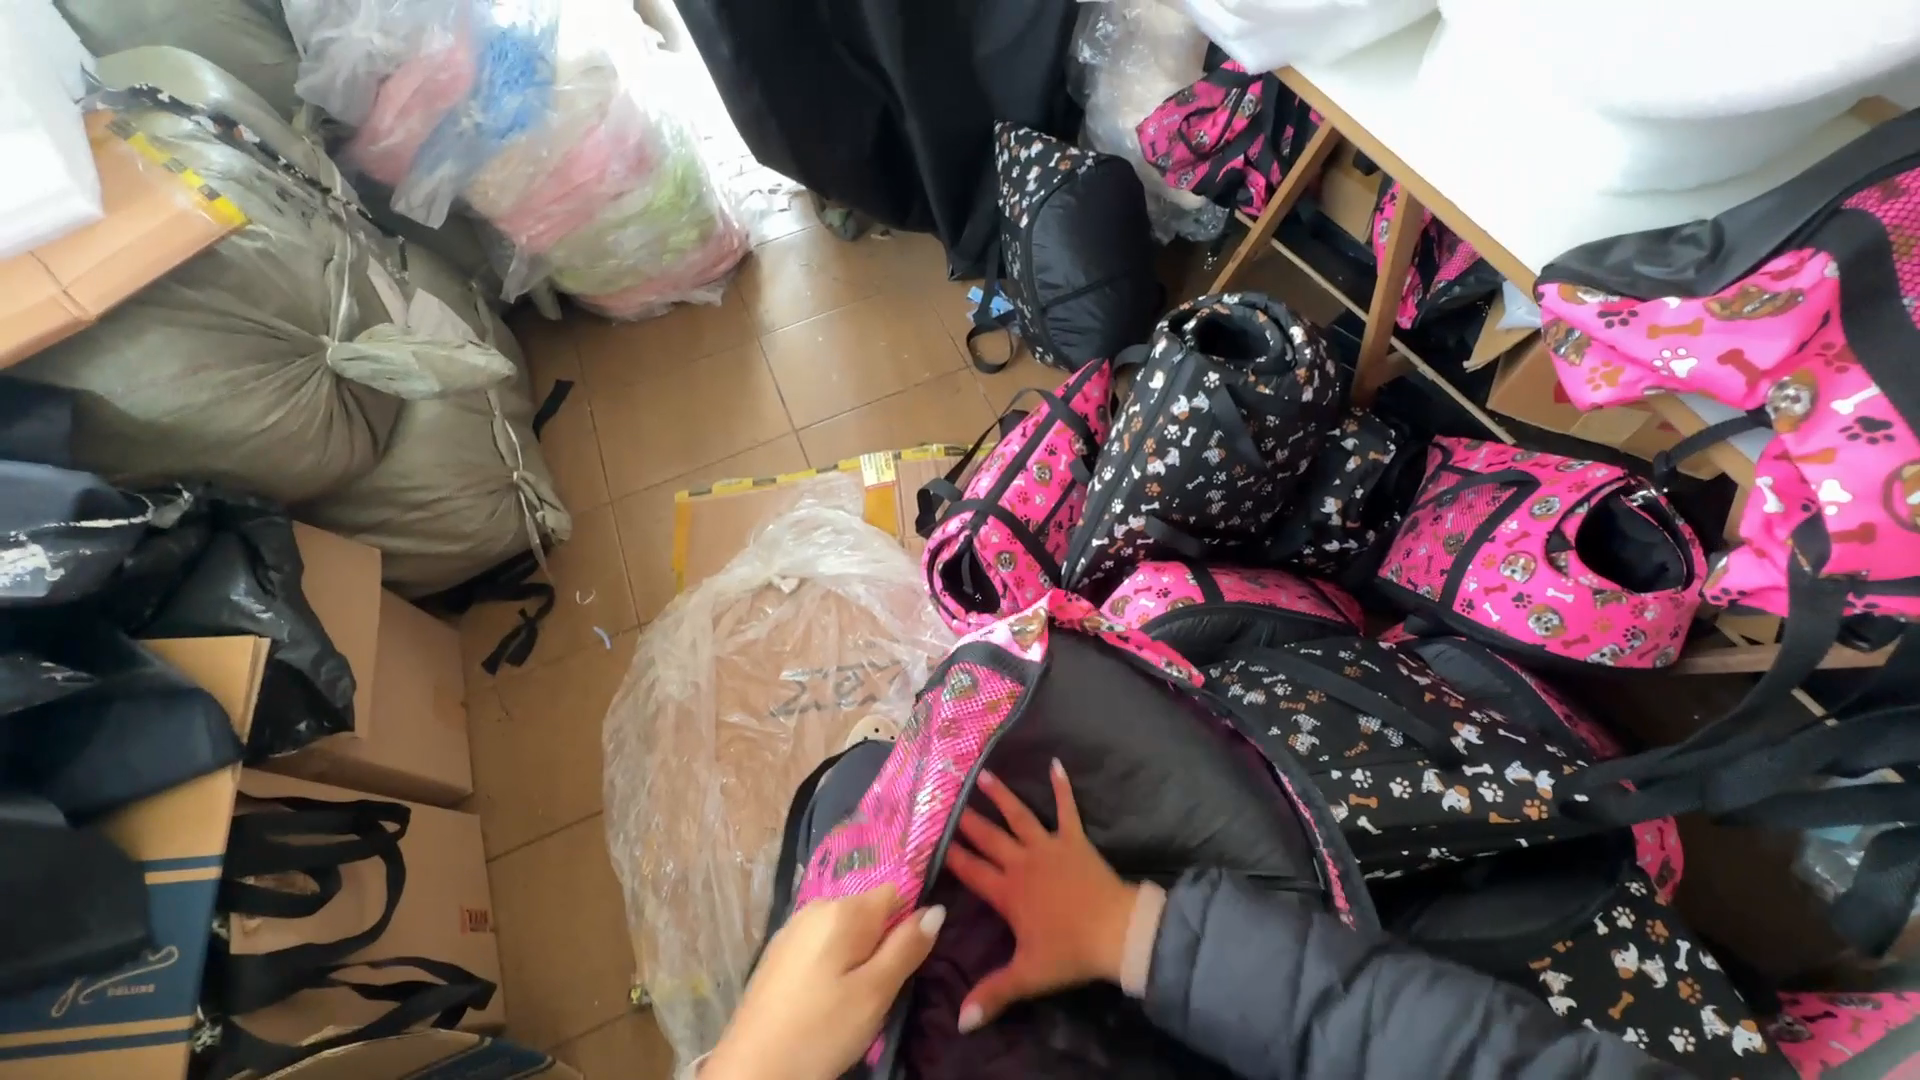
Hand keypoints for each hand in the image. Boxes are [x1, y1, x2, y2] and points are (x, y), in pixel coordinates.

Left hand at [704, 886, 942, 1079]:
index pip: (895, 892)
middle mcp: (816, 906)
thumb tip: (936, 908)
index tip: (908, 958)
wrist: (750, 1073)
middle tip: (880, 989)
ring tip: (853, 999)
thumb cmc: (820, 1031)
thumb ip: (907, 947)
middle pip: (868, 911)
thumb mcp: (875, 994)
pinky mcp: (777, 953)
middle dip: (882, 942)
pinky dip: (832, 965)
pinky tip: (825, 999)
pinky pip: (821, 945)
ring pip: (844, 930)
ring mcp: (792, 928)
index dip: (909, 921)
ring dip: (857, 955)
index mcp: (843, 909)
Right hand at [945, 759, 1138, 1033]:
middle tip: (946, 796)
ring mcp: (1048, 846)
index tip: (929, 836)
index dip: (949, 854)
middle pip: (988, 838)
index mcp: (1007, 892)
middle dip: (966, 819)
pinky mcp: (1074, 839)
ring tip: (984, 775)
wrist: (1116, 932)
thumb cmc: (1069, 952)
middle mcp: (1022, 862)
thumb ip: (993, 993)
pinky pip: (1067, 809)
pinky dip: (1062, 787)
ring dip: (1002, 796)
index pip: (970, 871)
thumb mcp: (1028, 976)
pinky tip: (1056, 764)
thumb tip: (959, 1022)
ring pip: (1019, 816)